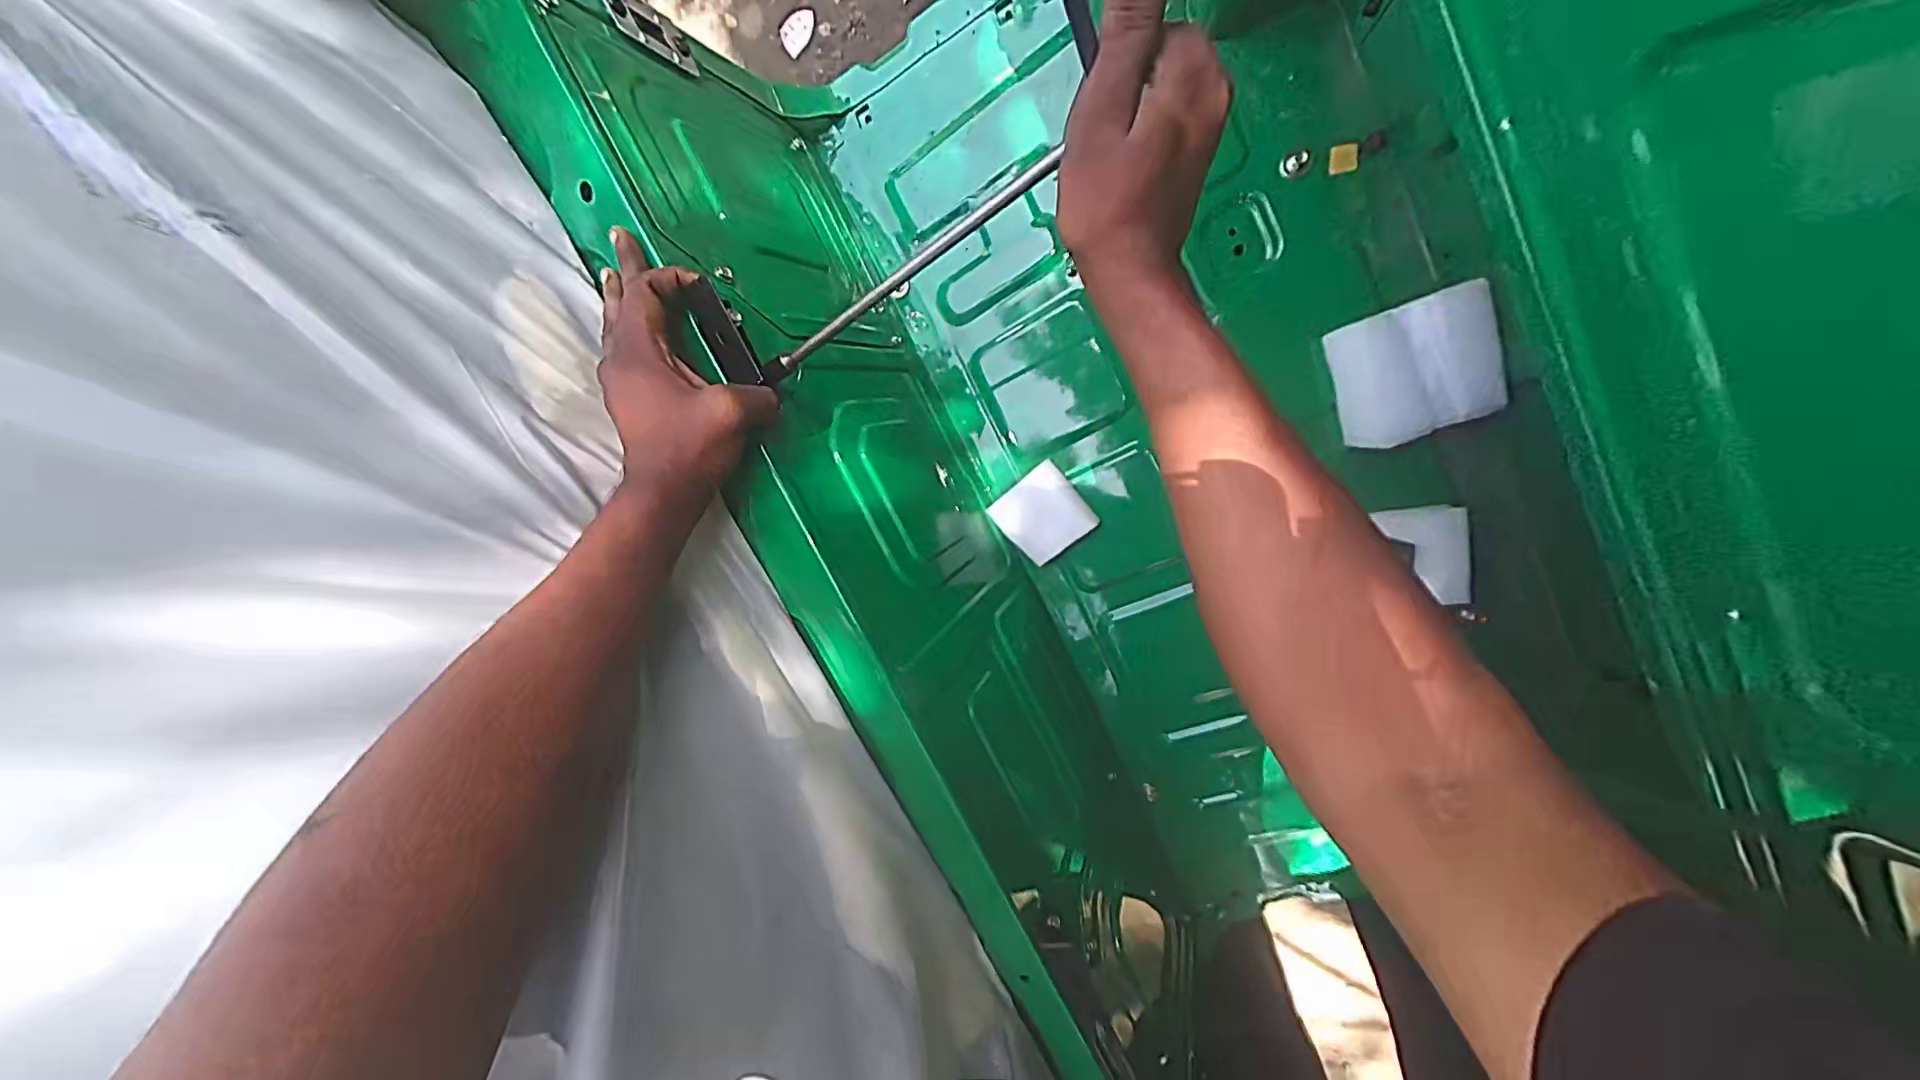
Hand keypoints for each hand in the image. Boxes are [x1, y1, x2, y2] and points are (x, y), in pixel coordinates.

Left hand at [599, 227, 777, 503]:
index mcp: (638, 351)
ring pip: (617, 325)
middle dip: (625, 269)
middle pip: (620, 302)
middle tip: (619, 236)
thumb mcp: (731, 412)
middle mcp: (621, 359)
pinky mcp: (632, 399)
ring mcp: (622, 380)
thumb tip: (772, 394)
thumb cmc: (689, 447)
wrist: (664, 492)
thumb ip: (757, 394)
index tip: (699, 284)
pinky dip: (631, 327)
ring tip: (615, 276)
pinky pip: (625, 348)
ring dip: (621, 297)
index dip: (671, 280)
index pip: (646, 295)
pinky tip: (640, 333)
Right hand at [1057, 0, 1230, 288]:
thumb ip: (1123, 38)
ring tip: (1110, 150)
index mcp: (1193, 75)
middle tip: (1101, 128)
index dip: (1119, 56)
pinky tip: (1124, 162)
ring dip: (1132, 106)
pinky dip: (1142, 128)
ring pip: (1163, 83)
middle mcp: (1213, 94)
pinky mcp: (1197, 151)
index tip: (1102, 96)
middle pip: (1163, 50)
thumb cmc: (1108, 208)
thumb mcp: (1101, 114)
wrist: (1128, 271)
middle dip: (1127, 79)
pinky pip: (1167, 114)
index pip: (1157, 20)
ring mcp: (1209, 125)